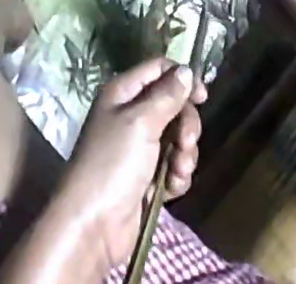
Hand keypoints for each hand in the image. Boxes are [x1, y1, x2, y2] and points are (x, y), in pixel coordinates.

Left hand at [47, 58, 204, 270]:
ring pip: (177, 136)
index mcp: (123, 93)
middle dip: (186, 124)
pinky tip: (173, 187)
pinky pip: (173, 165)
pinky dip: (177, 175)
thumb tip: (186, 70)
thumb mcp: (140, 122)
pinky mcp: (147, 176)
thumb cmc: (113, 163)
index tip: (202, 96)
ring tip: (177, 171)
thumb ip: (166, 95)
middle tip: (186, 142)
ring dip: (184, 153)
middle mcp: (131, 114)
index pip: (158, 69)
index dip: (182, 78)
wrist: (93, 226)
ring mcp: (139, 147)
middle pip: (172, 104)